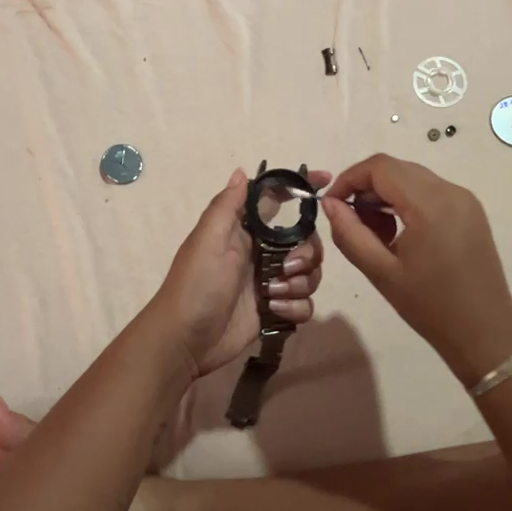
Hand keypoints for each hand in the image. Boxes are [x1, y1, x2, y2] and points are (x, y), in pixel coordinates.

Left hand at [149, 168, 327, 379]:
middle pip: (306, 242)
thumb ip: (228, 205)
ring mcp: (270, 283)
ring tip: (274, 293)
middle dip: (307, 253)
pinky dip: (296, 306)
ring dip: (300, 283)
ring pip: (309, 273)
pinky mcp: (275, 311)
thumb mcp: (208, 238)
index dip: (300, 189)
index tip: (326, 180)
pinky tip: (275, 311)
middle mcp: (261, 254)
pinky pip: (304, 303)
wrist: (186, 339)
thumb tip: (241, 171)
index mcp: (245, 232)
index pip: (277, 201)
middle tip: (288, 268)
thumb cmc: (196, 284)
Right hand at [320, 154, 511, 380]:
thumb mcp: (380, 272)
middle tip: (351, 222)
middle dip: (366, 187)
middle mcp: (450, 191)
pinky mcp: (471, 210)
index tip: (332, 204)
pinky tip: (400, 233)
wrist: (484, 331)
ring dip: (386, 195)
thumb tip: (330, 204)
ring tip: (376, 233)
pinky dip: (407, 201)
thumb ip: (350, 233)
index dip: (349, 178)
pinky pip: (430, 191)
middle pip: (396, 168)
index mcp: (429, 205)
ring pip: (413, 177)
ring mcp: (465, 199)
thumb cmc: (429, 306)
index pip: (380, 167)